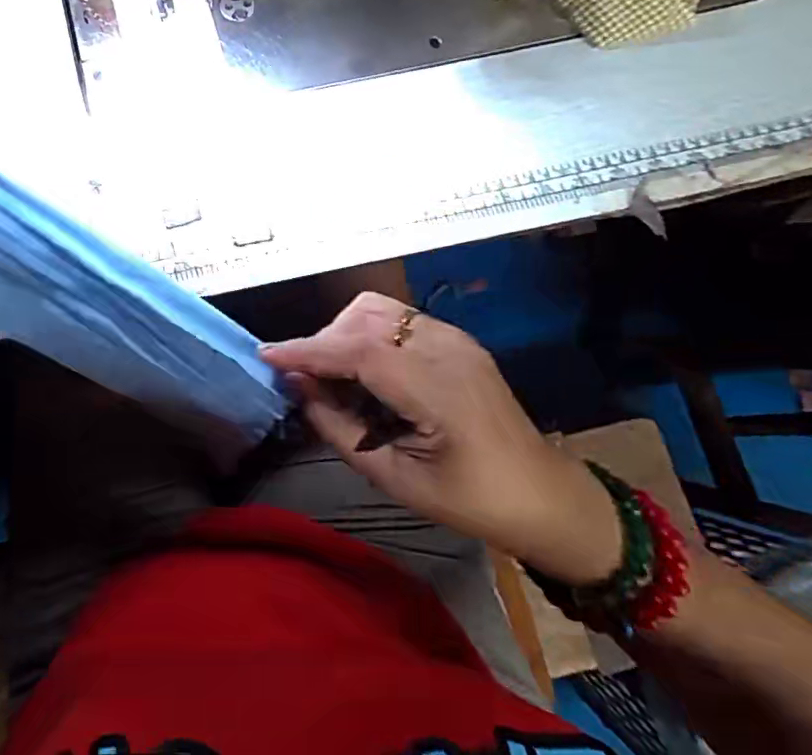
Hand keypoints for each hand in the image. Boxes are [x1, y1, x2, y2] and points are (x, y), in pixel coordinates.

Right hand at [261, 292, 622, 584]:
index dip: (308, 348)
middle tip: (302, 377)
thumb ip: (340, 428)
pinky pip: (399, 321)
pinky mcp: (458, 340)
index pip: (359, 349)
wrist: (544, 494)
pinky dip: (368, 335)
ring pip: (380, 309)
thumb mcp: (397, 478)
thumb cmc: (473, 501)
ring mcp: (456, 338)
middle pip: (365, 316)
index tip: (266, 355)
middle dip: (323, 339)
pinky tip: (364, 370)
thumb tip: (298, 387)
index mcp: (437, 388)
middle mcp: (447, 348)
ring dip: (344, 332)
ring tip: (330, 373)